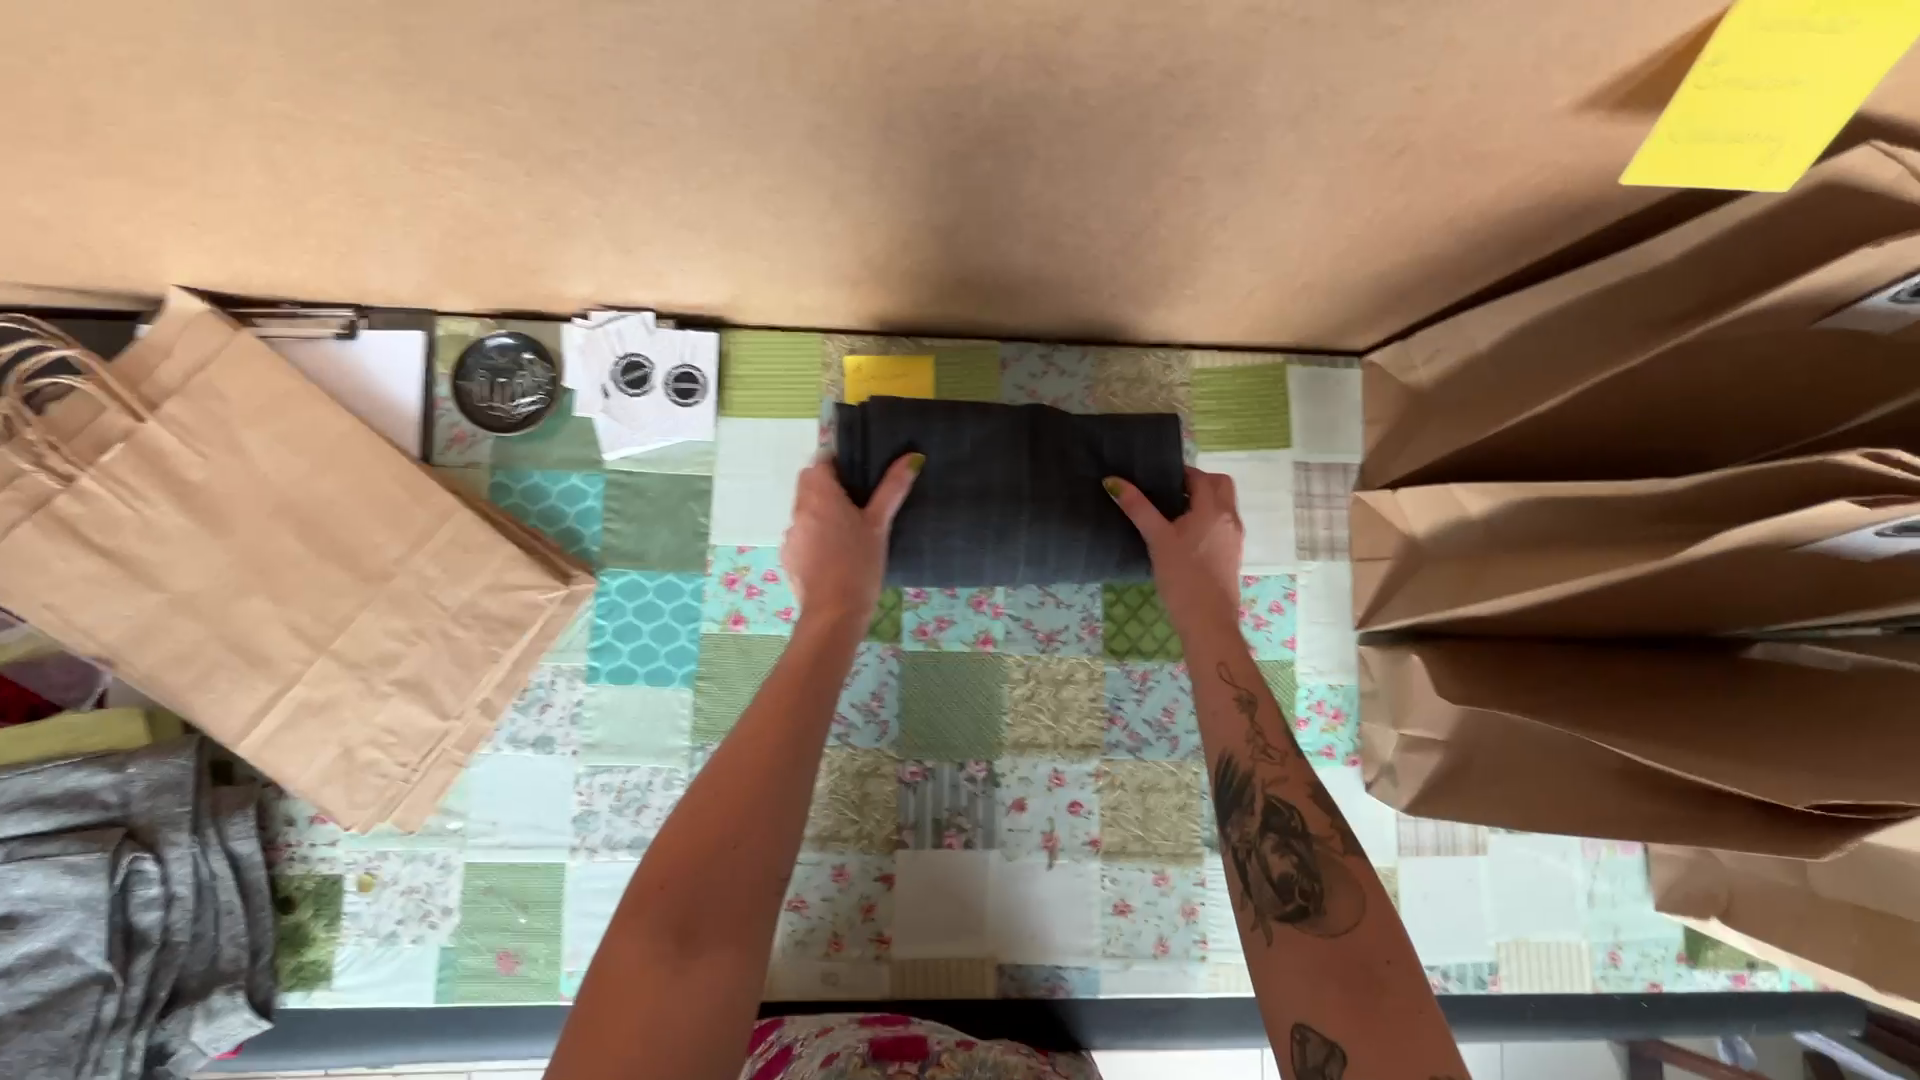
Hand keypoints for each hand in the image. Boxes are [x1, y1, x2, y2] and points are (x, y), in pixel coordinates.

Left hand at [780, 452, 921, 629]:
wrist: (834, 613)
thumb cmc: (859, 563)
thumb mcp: (879, 524)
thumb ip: (893, 488)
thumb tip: (913, 457)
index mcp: (819, 494)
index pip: (821, 461)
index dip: (838, 464)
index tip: (858, 477)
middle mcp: (799, 509)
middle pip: (809, 485)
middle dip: (829, 488)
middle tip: (858, 503)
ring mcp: (791, 534)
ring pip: (805, 512)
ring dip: (821, 514)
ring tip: (848, 532)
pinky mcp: (788, 557)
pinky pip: (802, 536)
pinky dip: (815, 538)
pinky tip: (834, 556)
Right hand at [1106, 467, 1243, 636]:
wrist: (1208, 621)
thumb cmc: (1182, 576)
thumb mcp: (1157, 539)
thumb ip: (1137, 508)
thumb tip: (1113, 481)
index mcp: (1213, 509)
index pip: (1200, 477)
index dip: (1180, 473)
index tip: (1158, 478)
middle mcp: (1230, 518)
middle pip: (1220, 486)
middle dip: (1198, 482)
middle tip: (1169, 492)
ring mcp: (1234, 538)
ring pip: (1223, 506)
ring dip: (1203, 501)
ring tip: (1173, 514)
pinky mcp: (1232, 554)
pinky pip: (1222, 524)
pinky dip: (1207, 519)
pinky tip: (1184, 536)